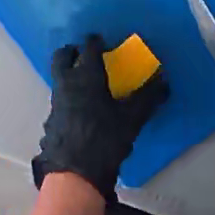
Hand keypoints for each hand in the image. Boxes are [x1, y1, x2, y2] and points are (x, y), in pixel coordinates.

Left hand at [32, 35, 167, 202]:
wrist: (75, 173)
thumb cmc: (105, 139)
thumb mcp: (132, 118)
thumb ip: (148, 96)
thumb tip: (163, 79)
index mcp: (86, 77)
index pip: (88, 48)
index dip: (96, 41)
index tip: (103, 40)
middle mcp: (66, 84)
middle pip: (62, 57)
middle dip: (73, 51)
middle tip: (85, 54)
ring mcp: (55, 103)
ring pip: (59, 79)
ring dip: (70, 75)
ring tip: (86, 84)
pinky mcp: (51, 121)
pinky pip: (59, 100)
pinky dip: (68, 98)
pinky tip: (80, 112)